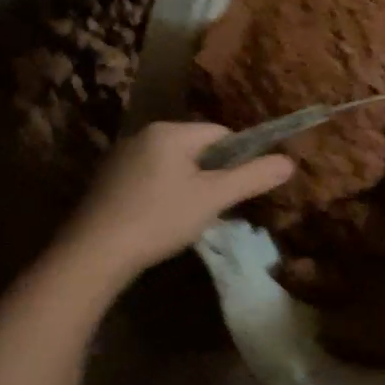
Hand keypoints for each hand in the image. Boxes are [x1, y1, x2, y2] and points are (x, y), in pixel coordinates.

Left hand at [59, 121, 293, 278]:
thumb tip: (289, 162)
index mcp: (170, 132)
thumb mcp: (214, 198)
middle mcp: (143, 135)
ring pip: (174, 165)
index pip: (221, 133)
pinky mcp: (109, 181)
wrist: (95, 252)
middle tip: (218, 207)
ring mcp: (122, 158)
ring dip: (190, 186)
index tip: (240, 189)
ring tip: (192, 217)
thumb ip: (252, 177)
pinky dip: (165, 194)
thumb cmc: (160, 218)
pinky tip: (163, 221)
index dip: (239, 159)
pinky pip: (152, 178)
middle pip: (197, 149)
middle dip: (214, 174)